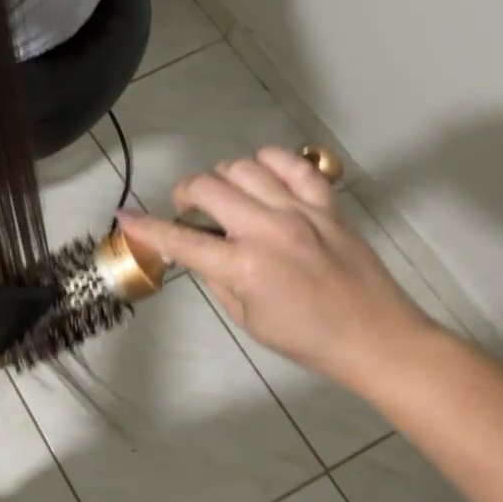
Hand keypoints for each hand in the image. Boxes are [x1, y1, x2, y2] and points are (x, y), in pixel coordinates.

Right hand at [116, 147, 434, 385]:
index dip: (146, 227)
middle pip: (208, 187)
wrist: (376, 337)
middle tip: (188, 210)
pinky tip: (262, 179)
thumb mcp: (246, 317)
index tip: (126, 217)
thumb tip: (188, 249)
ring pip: (244, 166)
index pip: (180, 240)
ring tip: (227, 197)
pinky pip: (291, 163)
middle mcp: (268, 230)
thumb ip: (215, 276)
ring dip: (223, 178)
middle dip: (185, 193)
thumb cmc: (305, 338)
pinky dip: (268, 163)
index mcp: (245, 267)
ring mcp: (301, 212)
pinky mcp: (327, 204)